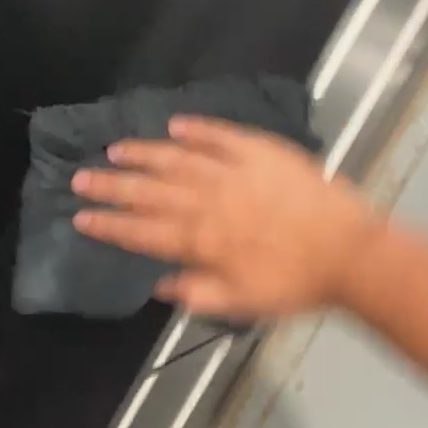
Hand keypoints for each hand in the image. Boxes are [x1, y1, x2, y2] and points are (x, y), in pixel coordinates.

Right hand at [71, 115, 380, 316]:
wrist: (348, 251)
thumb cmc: (296, 283)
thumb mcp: (242, 302)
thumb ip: (197, 292)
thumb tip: (158, 284)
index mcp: (203, 241)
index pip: (144, 231)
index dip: (109, 224)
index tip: (80, 216)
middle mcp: (210, 202)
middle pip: (151, 191)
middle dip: (112, 186)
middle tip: (79, 178)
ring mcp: (235, 172)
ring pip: (178, 159)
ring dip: (144, 154)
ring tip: (114, 149)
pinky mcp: (261, 152)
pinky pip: (221, 136)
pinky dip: (196, 129)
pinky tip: (174, 125)